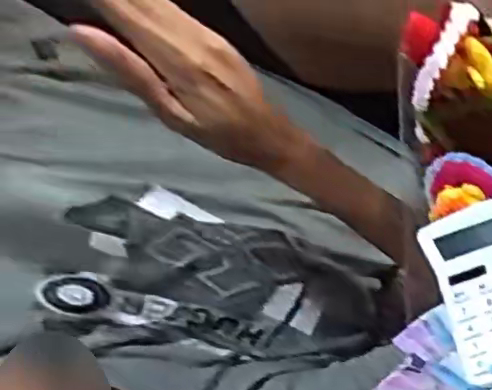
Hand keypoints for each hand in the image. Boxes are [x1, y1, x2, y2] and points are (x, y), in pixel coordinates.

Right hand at [71, 0, 314, 177]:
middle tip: (97, 12)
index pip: (119, 5)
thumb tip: (78, 29)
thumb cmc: (229, 139)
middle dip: (112, 0)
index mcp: (181, 60)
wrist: (283, 142)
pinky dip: (148, 4)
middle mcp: (196, 40)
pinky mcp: (219, 39)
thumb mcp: (176, 118)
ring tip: (114, 15)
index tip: (79, 5)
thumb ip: (132, 74)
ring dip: (129, 1)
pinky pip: (172, 8)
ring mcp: (210, 37)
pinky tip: (137, 15)